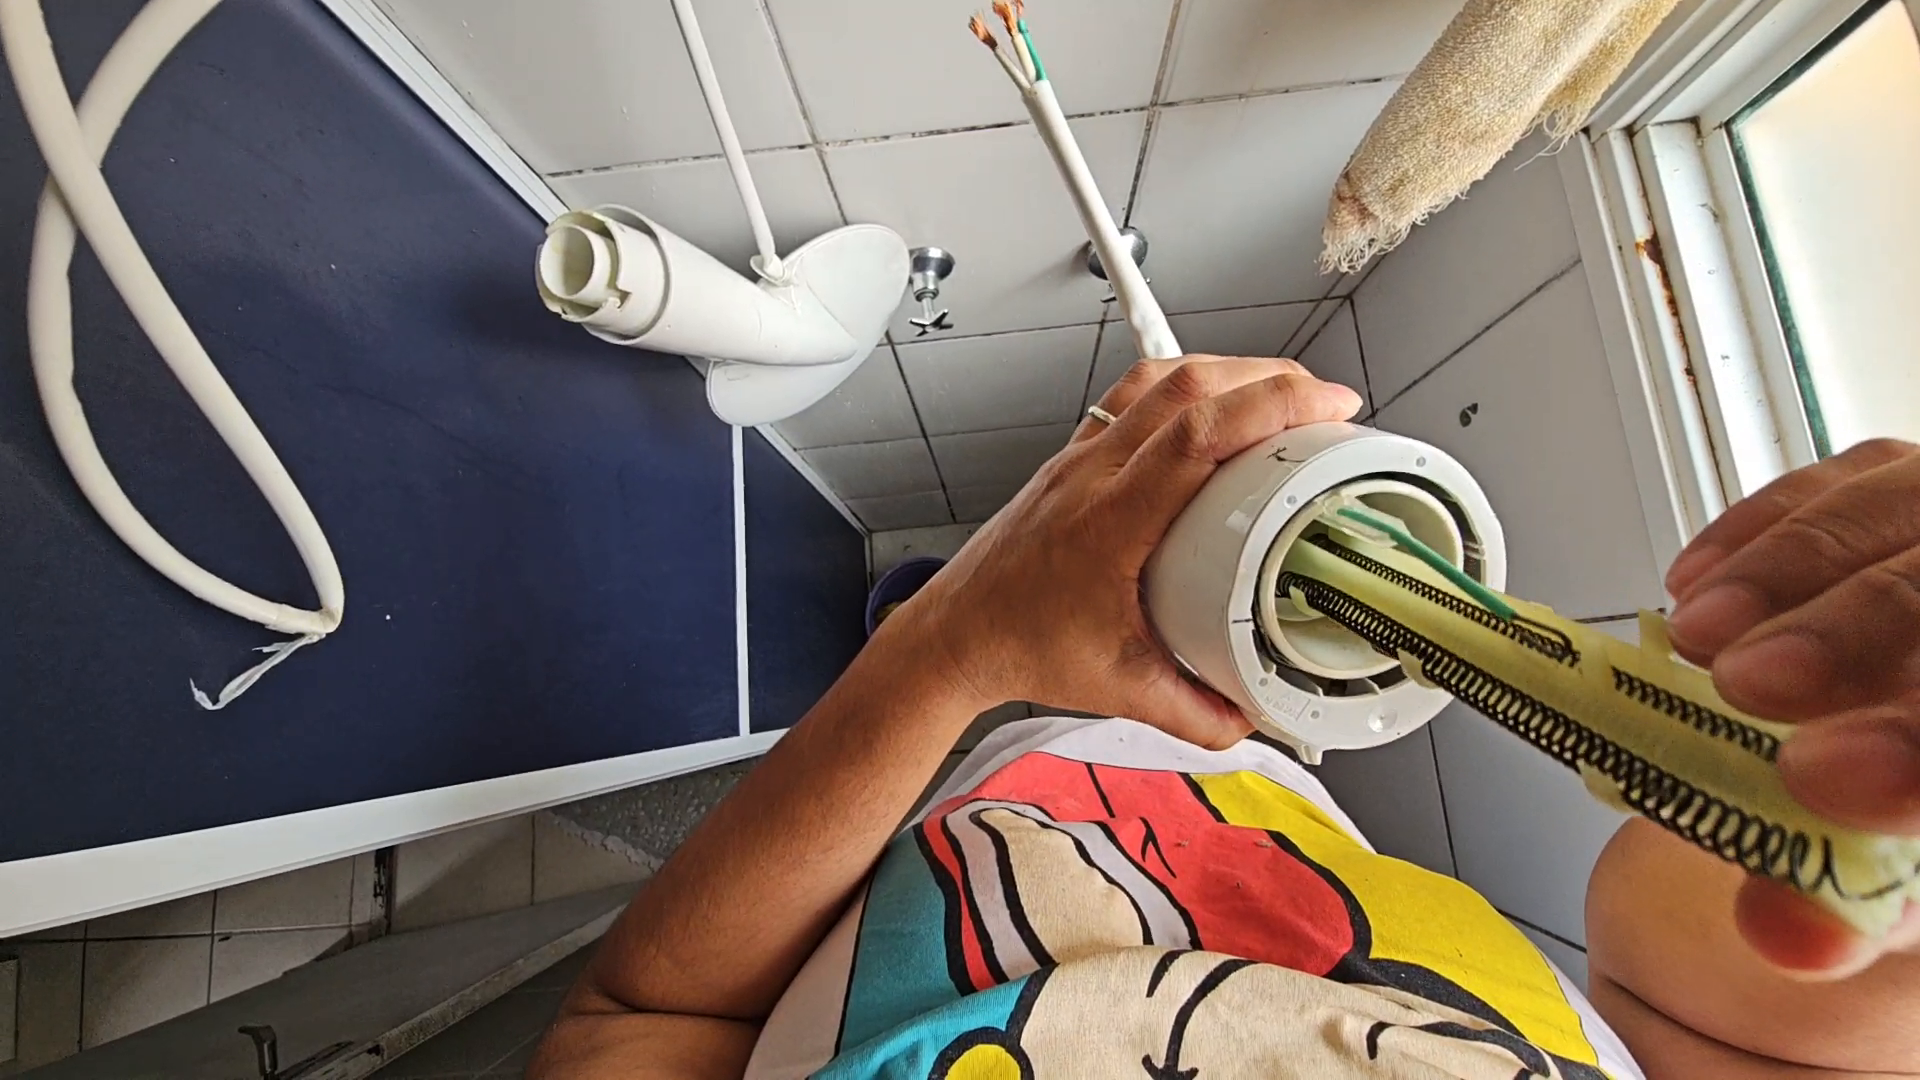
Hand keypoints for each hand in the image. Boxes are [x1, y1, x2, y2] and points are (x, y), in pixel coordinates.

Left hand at [881, 356, 1362, 749]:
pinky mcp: (1069, 460)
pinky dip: (1178, 386)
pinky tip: (1203, 403)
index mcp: (1109, 523)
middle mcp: (1091, 476)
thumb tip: (1249, 717)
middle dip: (1268, 378)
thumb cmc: (1018, 645)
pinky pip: (1126, 397)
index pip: (1197, 436)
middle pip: (1184, 388)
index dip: (1271, 406)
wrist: (958, 632)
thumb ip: (1195, 712)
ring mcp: (1076, 460)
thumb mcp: (1119, 687)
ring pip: (1154, 381)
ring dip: (1222, 372)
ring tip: (1273, 390)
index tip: (1327, 406)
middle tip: (1320, 401)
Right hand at [1664, 438, 1919, 975]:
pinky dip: (1765, 523)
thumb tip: (1785, 932)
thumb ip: (1845, 910)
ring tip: (1699, 630)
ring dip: (1794, 567)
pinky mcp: (1907, 501)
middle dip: (1866, 630)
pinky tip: (1699, 578)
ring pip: (1919, 499)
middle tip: (1749, 686)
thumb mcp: (1891, 903)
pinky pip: (1854, 474)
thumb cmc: (1881, 825)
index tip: (1828, 781)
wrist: (1851, 755)